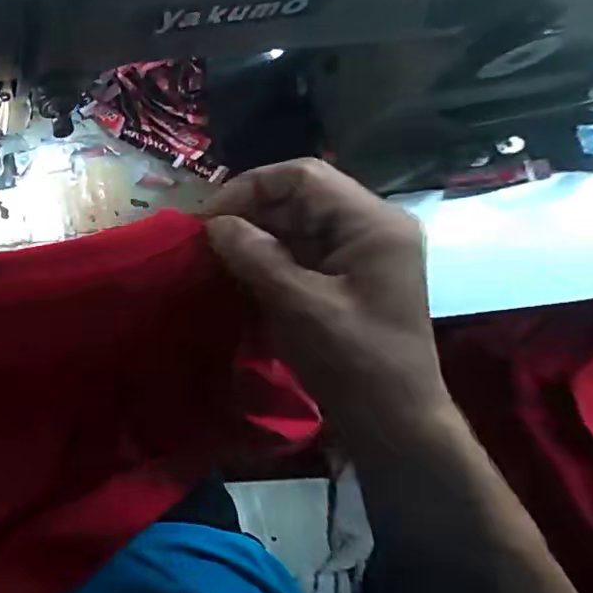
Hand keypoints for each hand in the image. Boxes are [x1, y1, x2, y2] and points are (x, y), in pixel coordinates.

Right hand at [204, 159, 448, 429]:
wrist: (391, 416)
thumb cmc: (354, 360)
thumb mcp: (299, 305)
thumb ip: (256, 257)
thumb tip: (214, 224)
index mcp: (371, 224)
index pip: (303, 177)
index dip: (249, 188)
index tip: (207, 220)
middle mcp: (366, 226)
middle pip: (296, 197)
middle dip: (246, 212)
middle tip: (202, 241)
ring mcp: (354, 251)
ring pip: (291, 222)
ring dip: (249, 235)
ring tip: (211, 257)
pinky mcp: (340, 274)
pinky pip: (293, 248)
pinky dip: (260, 255)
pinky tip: (233, 273)